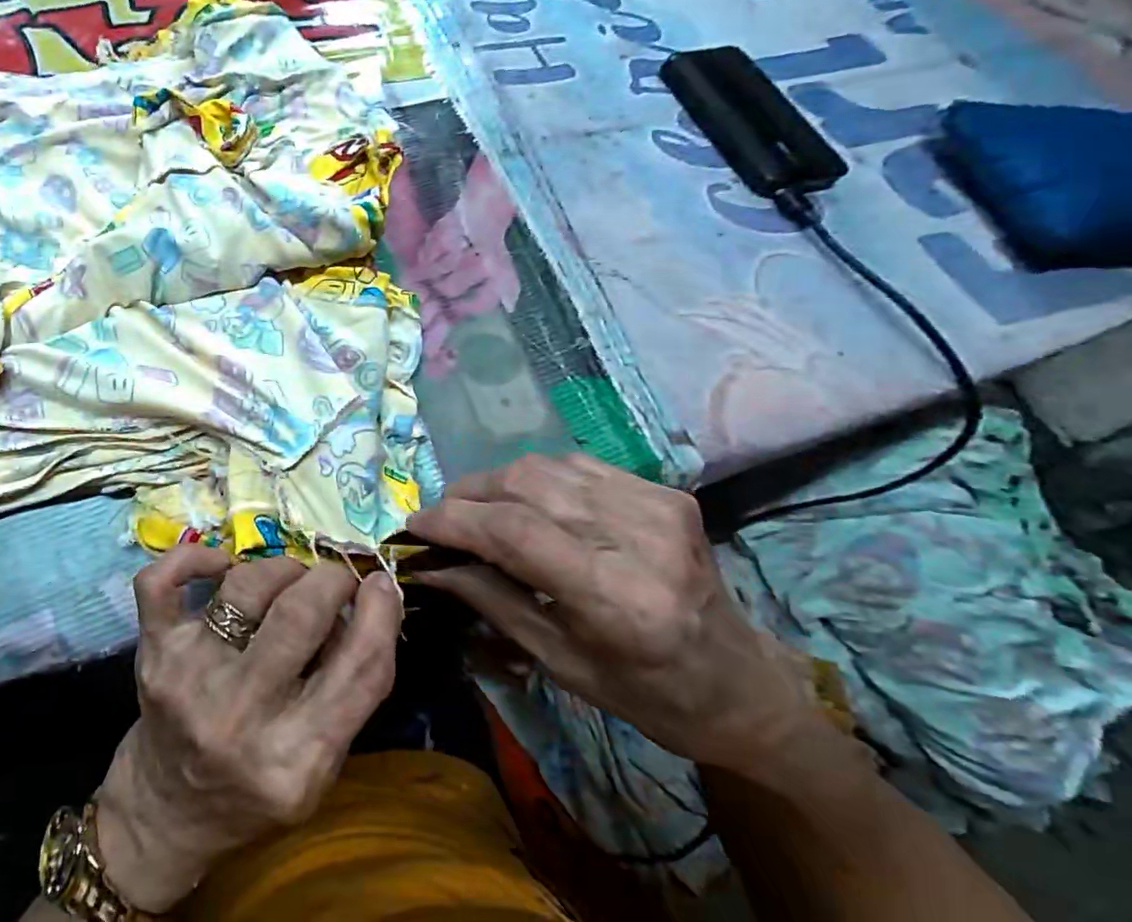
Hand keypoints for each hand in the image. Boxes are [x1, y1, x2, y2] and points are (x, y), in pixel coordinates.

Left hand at [91, 547, 402, 912]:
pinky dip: (193, 557)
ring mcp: (188, 677)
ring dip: (278, 569)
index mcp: (296, 757)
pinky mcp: (153, 652)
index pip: (360, 669)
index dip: (381, 615)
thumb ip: (347, 693)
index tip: (382, 585)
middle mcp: (240, 714)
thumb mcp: (319, 766)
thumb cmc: (254, 787)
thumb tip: (363, 604)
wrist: (170, 807)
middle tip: (333, 580)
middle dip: (329, 581)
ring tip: (288, 579)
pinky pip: (160, 582)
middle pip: (300, 615)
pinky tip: (222, 565)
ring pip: (243, 586)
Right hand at [406, 454, 825, 779]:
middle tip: (440, 522)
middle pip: (524, 485)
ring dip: (494, 484)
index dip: (452, 520)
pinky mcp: (665, 493)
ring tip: (474, 512)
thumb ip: (490, 601)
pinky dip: (533, 480)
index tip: (413, 527)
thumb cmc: (647, 694)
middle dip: (466, 497)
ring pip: (542, 466)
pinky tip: (523, 504)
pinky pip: (573, 465)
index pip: (513, 532)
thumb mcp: (558, 662)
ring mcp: (658, 507)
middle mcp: (642, 539)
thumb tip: (428, 566)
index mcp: (619, 599)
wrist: (745, 685)